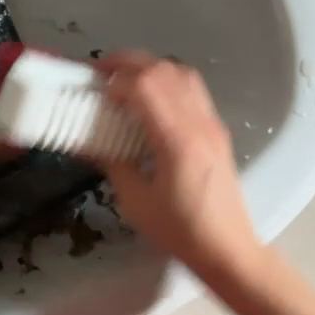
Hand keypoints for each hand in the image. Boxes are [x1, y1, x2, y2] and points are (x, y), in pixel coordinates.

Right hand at [93, 53, 259, 285]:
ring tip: (125, 79)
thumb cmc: (180, 230)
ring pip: (181, 73)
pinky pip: (193, 88)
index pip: (145, 86)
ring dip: (150, 67)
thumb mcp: (135, 201)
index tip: (92, 86)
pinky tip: (151, 97)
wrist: (228, 250)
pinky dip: (167, 79)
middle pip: (163, 70)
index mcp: (177, 140)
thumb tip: (85, 140)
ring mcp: (212, 123)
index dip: (115, 79)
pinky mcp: (217, 129)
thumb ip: (112, 162)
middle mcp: (198, 123)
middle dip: (129, 63)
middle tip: (101, 72)